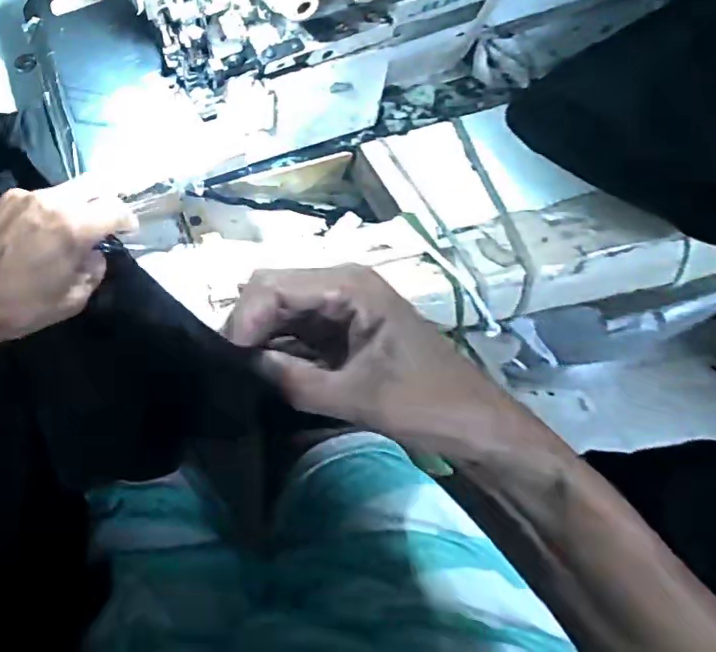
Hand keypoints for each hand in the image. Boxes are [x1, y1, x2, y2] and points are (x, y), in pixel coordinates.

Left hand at [0, 183, 136, 364]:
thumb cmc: (21, 307)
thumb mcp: (71, 299)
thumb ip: (92, 271)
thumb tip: (93, 254)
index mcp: (71, 224)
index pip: (114, 207)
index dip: (126, 218)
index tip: (127, 229)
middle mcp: (47, 200)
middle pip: (88, 186)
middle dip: (100, 201)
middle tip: (101, 223)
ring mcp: (17, 197)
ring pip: (55, 192)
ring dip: (66, 207)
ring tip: (59, 233)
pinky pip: (26, 201)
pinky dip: (35, 214)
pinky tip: (25, 238)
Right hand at [224, 265, 547, 459]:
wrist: (486, 433)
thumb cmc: (431, 407)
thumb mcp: (358, 398)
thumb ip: (293, 380)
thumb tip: (242, 365)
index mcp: (350, 285)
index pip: (272, 286)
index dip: (245, 317)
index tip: (228, 355)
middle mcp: (339, 281)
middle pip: (269, 289)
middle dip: (245, 323)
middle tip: (229, 361)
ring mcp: (338, 301)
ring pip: (275, 306)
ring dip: (257, 334)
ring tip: (240, 365)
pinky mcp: (336, 323)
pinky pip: (290, 324)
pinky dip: (273, 344)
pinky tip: (262, 366)